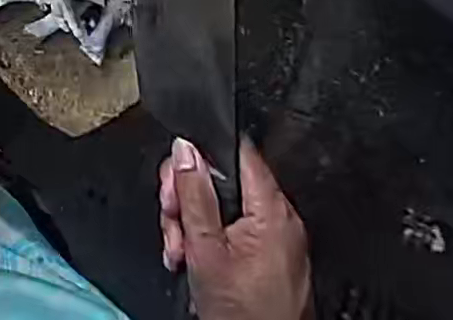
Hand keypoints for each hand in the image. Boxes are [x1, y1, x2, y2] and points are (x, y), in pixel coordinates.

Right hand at [159, 138, 311, 319]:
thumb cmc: (243, 313)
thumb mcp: (204, 247)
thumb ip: (193, 193)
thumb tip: (185, 149)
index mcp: (271, 213)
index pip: (238, 152)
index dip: (201, 153)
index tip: (177, 170)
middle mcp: (279, 221)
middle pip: (221, 179)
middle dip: (185, 194)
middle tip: (172, 216)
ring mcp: (275, 239)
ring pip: (218, 204)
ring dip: (188, 219)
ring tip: (180, 247)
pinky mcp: (267, 255)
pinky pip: (229, 226)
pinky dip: (204, 235)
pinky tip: (190, 255)